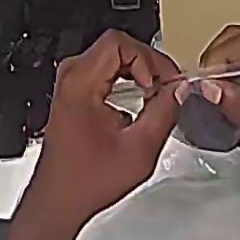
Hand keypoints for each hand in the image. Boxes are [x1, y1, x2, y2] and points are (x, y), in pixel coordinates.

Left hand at [21, 31, 180, 229]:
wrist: (61, 196)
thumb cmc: (89, 179)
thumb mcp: (139, 149)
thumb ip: (163, 113)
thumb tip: (179, 89)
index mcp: (81, 82)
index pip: (117, 43)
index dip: (146, 58)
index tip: (162, 82)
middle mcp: (72, 75)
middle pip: (116, 46)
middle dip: (147, 63)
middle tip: (168, 87)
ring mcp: (71, 80)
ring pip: (112, 55)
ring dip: (138, 70)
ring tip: (157, 95)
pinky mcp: (75, 88)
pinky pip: (104, 68)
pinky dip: (127, 77)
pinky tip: (141, 99)